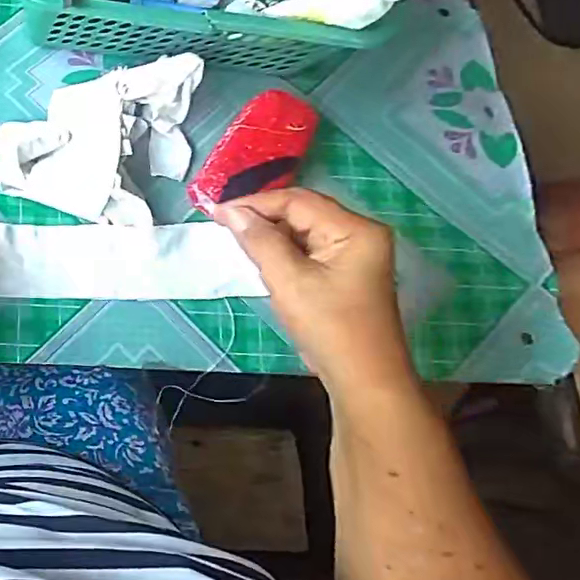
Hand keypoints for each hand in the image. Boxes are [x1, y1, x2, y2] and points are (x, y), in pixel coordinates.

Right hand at [215, 188, 412, 392]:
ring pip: (304, 231)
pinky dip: (283, 252)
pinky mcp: (345, 273)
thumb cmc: (328, 327)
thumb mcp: (289, 281)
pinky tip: (261, 258)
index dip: (255, 203)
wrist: (362, 379)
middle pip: (303, 213)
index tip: (216, 211)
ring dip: (270, 235)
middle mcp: (360, 234)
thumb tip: (232, 212)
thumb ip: (260, 241)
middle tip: (222, 223)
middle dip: (262, 216)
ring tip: (235, 238)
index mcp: (355, 229)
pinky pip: (308, 250)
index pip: (298, 201)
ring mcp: (355, 255)